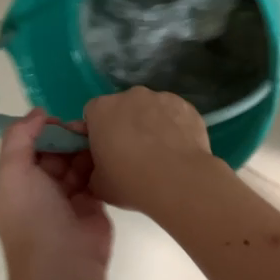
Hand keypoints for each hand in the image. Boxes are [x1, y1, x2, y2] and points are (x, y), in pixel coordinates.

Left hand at [0, 110, 112, 272]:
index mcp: (17, 181)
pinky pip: (97, 176)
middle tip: (86, 127)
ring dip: (87, 147)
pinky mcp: (93, 204)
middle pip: (56, 151)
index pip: (30, 145)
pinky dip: (102, 163)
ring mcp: (68, 197)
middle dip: (69, 136)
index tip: (61, 120)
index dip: (43, 130)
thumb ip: (19, 139)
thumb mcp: (12, 174)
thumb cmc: (32, 217)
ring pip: (78, 161)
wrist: (62, 265)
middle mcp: (41, 188)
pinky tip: (113, 150)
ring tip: (103, 135)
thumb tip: (38, 113)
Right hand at [81, 87, 220, 213]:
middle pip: (123, 108)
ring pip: (151, 108)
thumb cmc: (130, 181)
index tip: (103, 150)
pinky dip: (174, 126)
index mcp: (102, 109)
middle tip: (131, 153)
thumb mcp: (98, 184)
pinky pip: (174, 114)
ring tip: (159, 153)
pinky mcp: (187, 105)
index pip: (92, 114)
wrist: (178, 180)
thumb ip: (94, 167)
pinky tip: (178, 148)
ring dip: (150, 124)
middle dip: (125, 125)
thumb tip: (101, 166)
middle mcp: (131, 95)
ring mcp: (162, 97)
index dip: (97, 131)